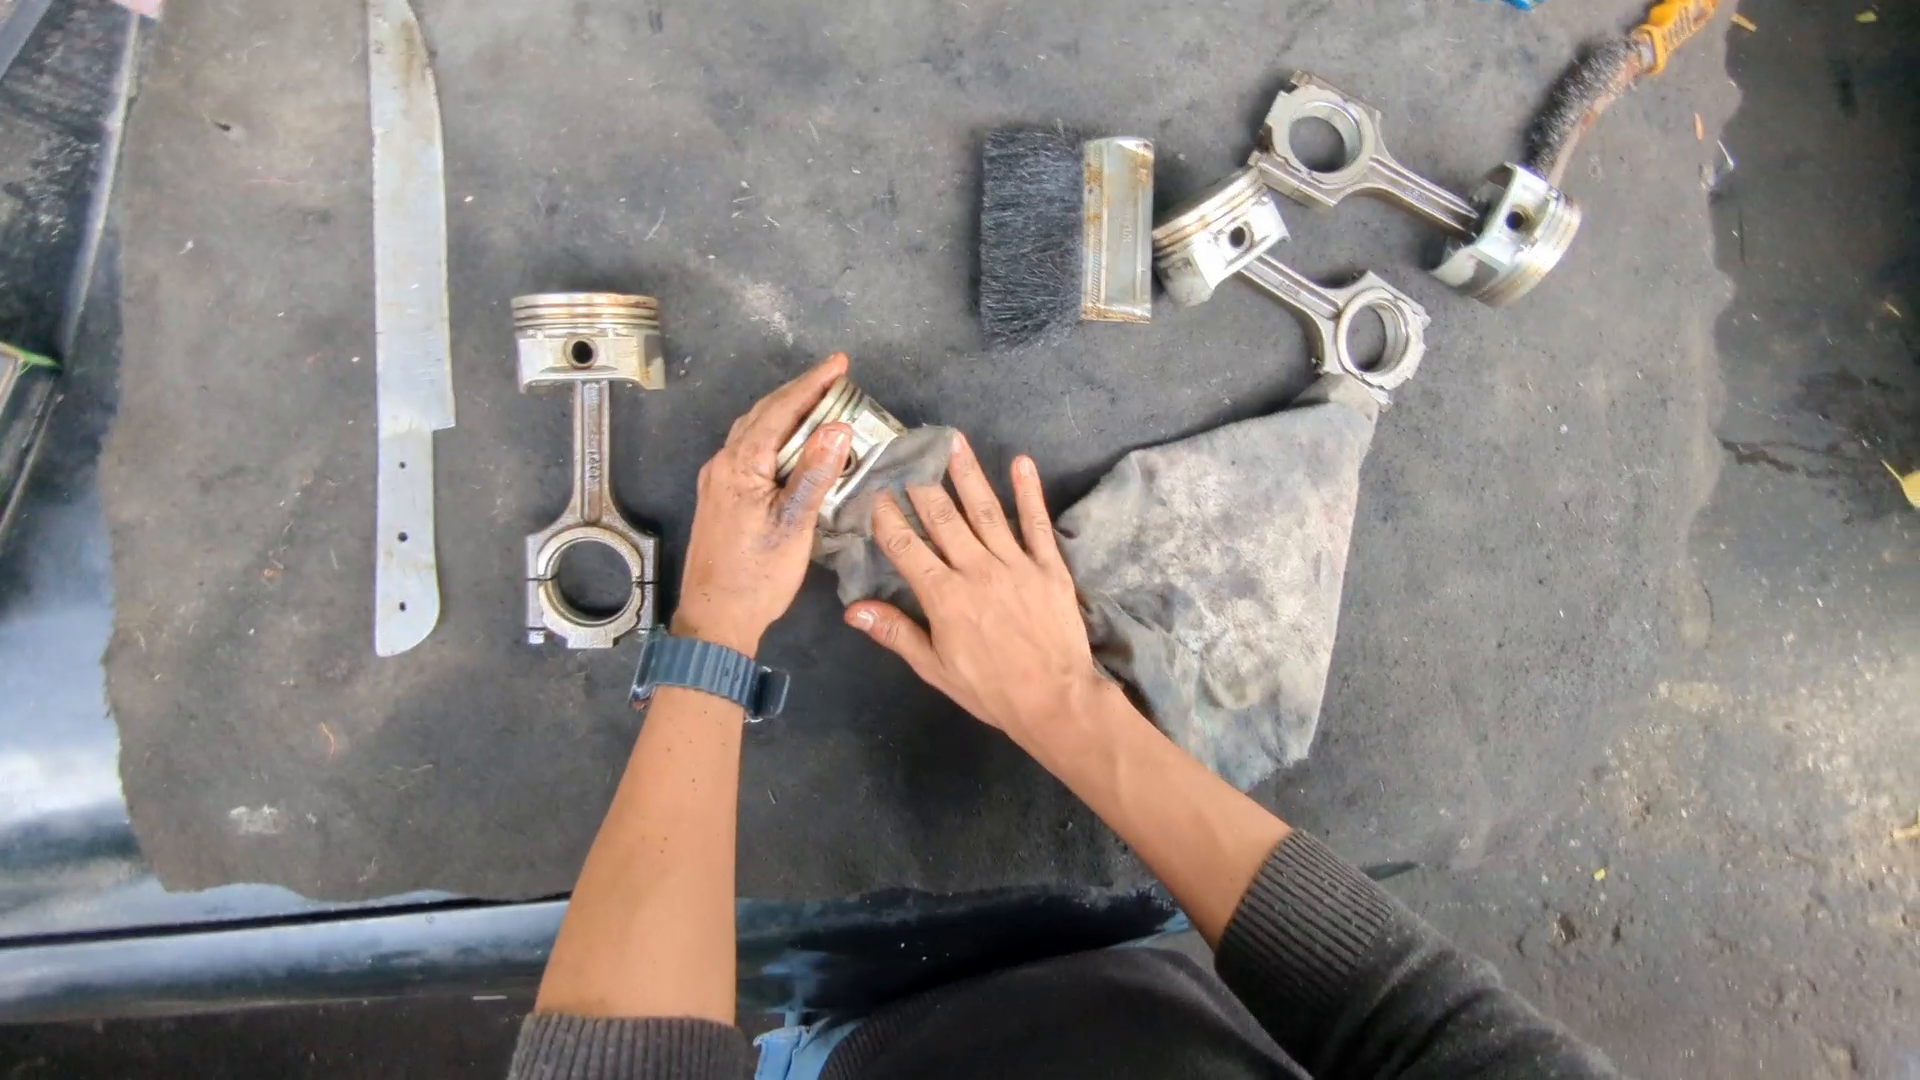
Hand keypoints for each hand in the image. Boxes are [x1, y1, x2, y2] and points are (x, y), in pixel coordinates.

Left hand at [675, 353, 853, 653]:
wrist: (716, 617)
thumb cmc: (758, 575)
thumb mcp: (793, 524)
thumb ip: (814, 473)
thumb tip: (838, 428)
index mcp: (740, 465)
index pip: (780, 411)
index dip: (812, 385)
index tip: (840, 364)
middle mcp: (722, 464)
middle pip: (763, 413)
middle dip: (800, 392)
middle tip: (834, 379)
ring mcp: (717, 480)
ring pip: (753, 430)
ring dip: (785, 411)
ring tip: (818, 403)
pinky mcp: (720, 496)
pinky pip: (748, 448)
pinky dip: (774, 434)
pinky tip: (790, 442)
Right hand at [844, 433, 1110, 749]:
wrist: (1057, 700)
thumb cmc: (991, 690)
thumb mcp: (936, 669)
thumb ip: (896, 633)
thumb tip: (852, 610)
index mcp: (944, 596)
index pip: (906, 546)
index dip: (887, 516)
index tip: (875, 490)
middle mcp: (977, 569)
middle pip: (943, 517)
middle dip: (922, 484)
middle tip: (908, 453)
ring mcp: (1015, 563)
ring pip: (986, 510)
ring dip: (968, 473)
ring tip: (952, 441)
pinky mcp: (1048, 566)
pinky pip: (1037, 523)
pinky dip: (1029, 491)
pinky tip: (1021, 462)